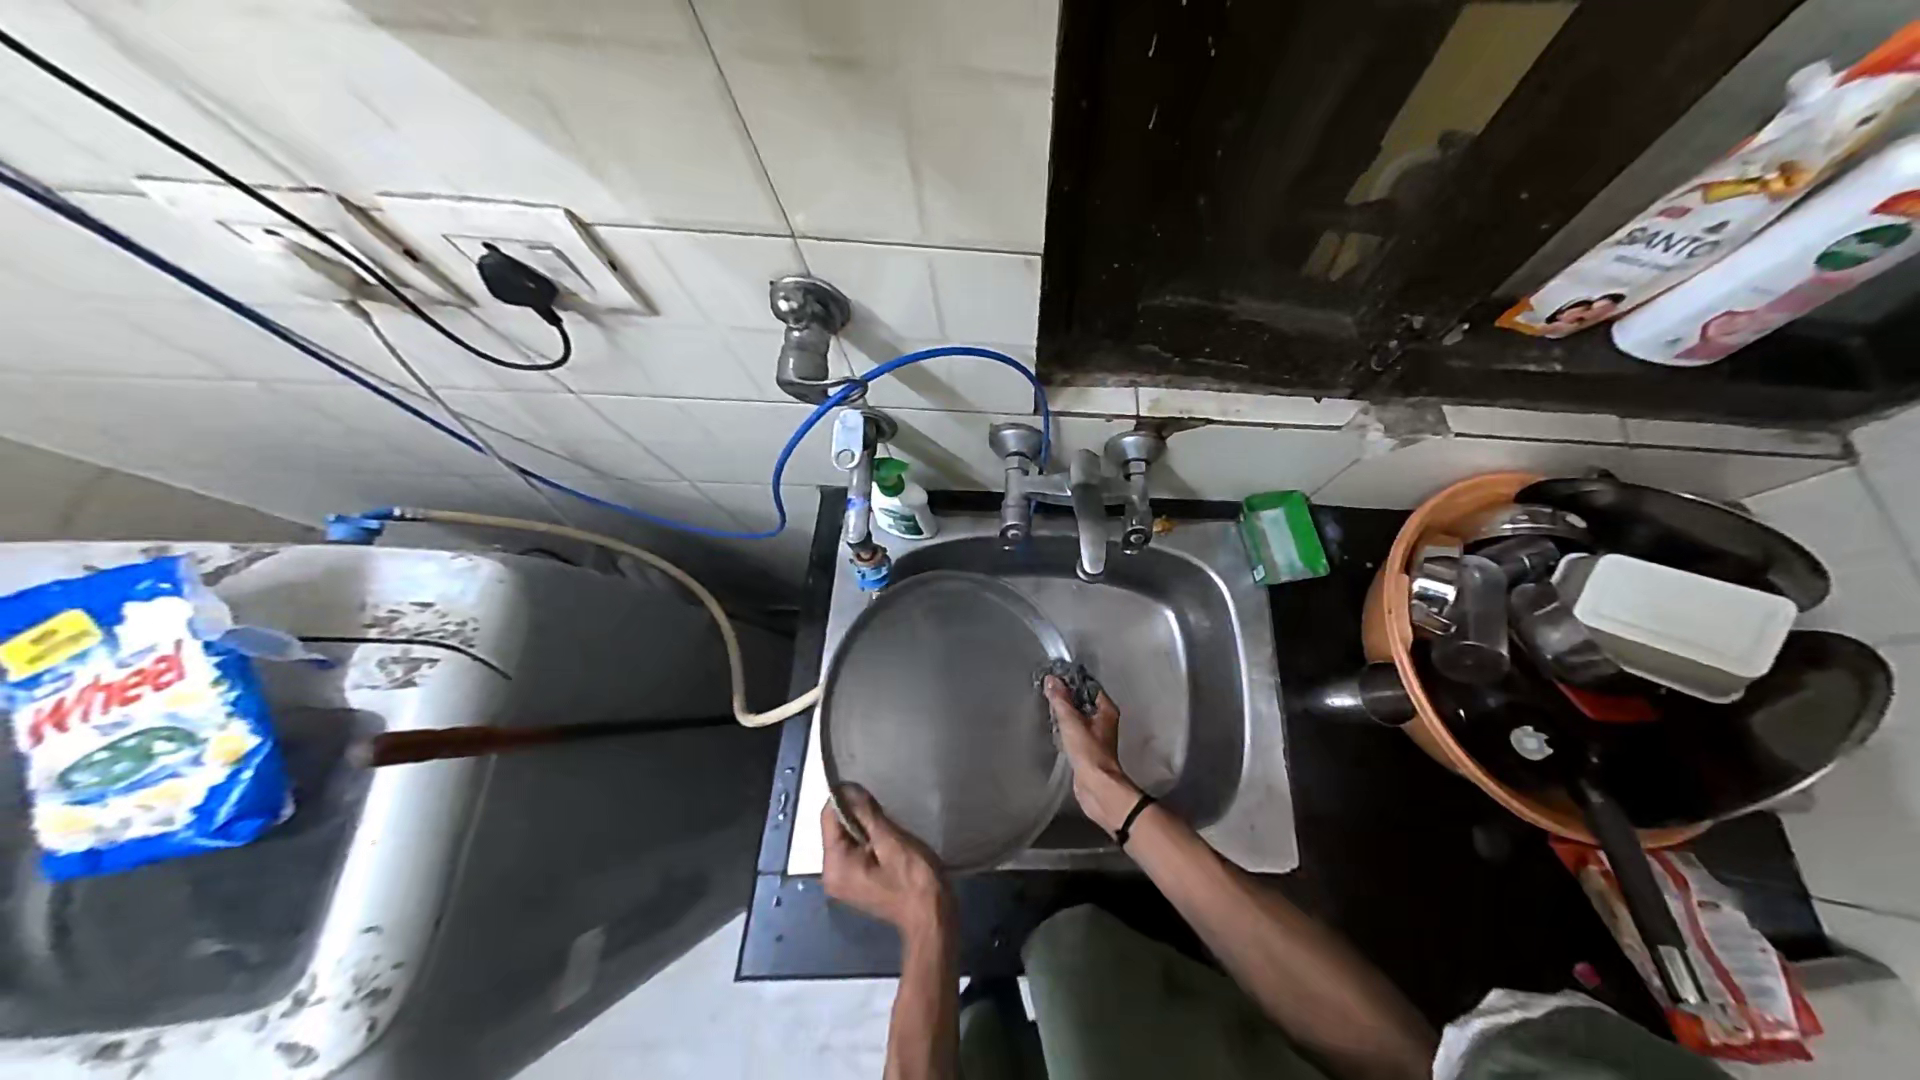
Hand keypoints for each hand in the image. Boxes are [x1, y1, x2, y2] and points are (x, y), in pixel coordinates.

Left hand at [822, 785, 952, 937]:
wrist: (931, 918)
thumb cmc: (913, 879)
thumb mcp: (891, 841)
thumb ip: (866, 814)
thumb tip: (848, 789)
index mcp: (834, 865)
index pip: (828, 818)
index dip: (845, 798)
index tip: (866, 789)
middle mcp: (831, 875)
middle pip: (835, 829)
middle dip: (856, 814)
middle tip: (883, 809)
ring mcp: (842, 882)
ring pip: (846, 839)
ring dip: (865, 827)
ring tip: (888, 825)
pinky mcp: (855, 884)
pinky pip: (854, 852)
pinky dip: (868, 841)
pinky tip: (887, 841)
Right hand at [1044, 675, 1142, 836]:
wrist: (1097, 787)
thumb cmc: (1088, 751)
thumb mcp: (1071, 721)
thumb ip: (1060, 700)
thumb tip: (1051, 679)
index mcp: (1106, 710)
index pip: (1089, 687)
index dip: (1072, 681)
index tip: (1054, 676)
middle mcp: (1103, 721)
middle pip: (1083, 701)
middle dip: (1066, 696)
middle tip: (1047, 690)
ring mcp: (1096, 736)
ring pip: (1078, 717)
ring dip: (1064, 712)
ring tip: (1047, 705)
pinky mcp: (1087, 749)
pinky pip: (1074, 731)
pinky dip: (1064, 727)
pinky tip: (1052, 727)